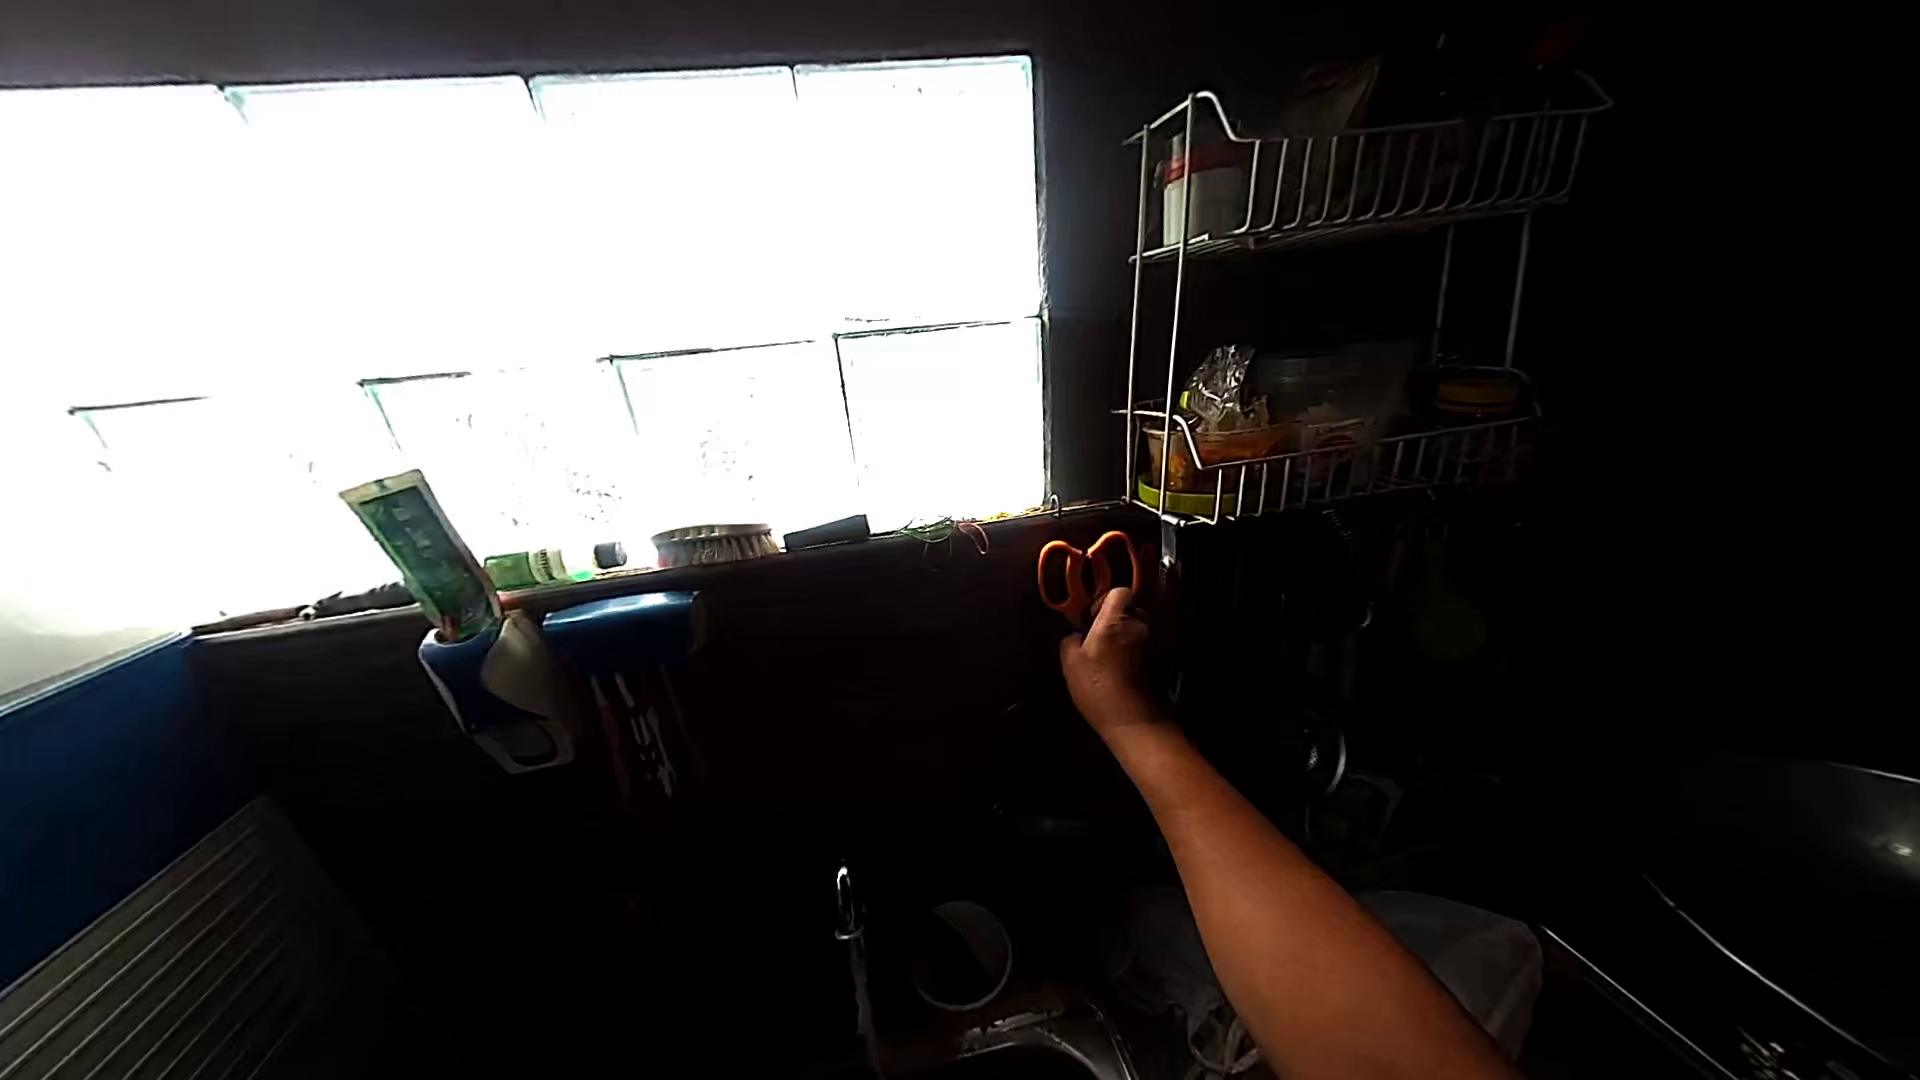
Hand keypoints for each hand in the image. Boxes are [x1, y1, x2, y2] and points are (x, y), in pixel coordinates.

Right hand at [1059, 586, 1159, 736]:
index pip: (1119, 591)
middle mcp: (1138, 626)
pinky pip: (1143, 644)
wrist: (1132, 720)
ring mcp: (1152, 643)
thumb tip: (1077, 634)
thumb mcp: (1070, 662)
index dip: (1104, 600)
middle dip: (1115, 618)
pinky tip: (1120, 667)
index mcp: (1115, 621)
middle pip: (1131, 608)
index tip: (1092, 618)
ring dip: (1125, 635)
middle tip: (1098, 637)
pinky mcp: (1158, 659)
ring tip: (1109, 654)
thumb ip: (1071, 639)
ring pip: (1138, 627)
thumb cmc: (1097, 687)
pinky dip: (1133, 650)